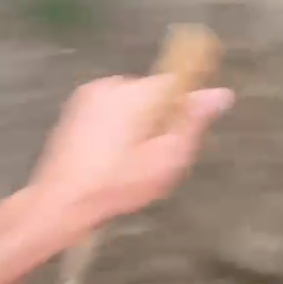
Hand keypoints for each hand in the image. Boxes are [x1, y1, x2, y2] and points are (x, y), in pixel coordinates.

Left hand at [26, 74, 232, 234]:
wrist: (60, 201)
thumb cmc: (118, 184)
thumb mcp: (166, 159)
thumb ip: (193, 122)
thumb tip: (222, 93)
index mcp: (138, 93)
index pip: (178, 82)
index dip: (184, 108)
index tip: (180, 135)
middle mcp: (113, 84)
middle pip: (154, 92)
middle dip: (160, 117)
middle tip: (154, 156)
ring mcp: (90, 93)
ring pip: (132, 100)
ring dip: (138, 121)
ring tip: (129, 159)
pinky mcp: (75, 106)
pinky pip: (111, 107)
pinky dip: (117, 124)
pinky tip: (110, 154)